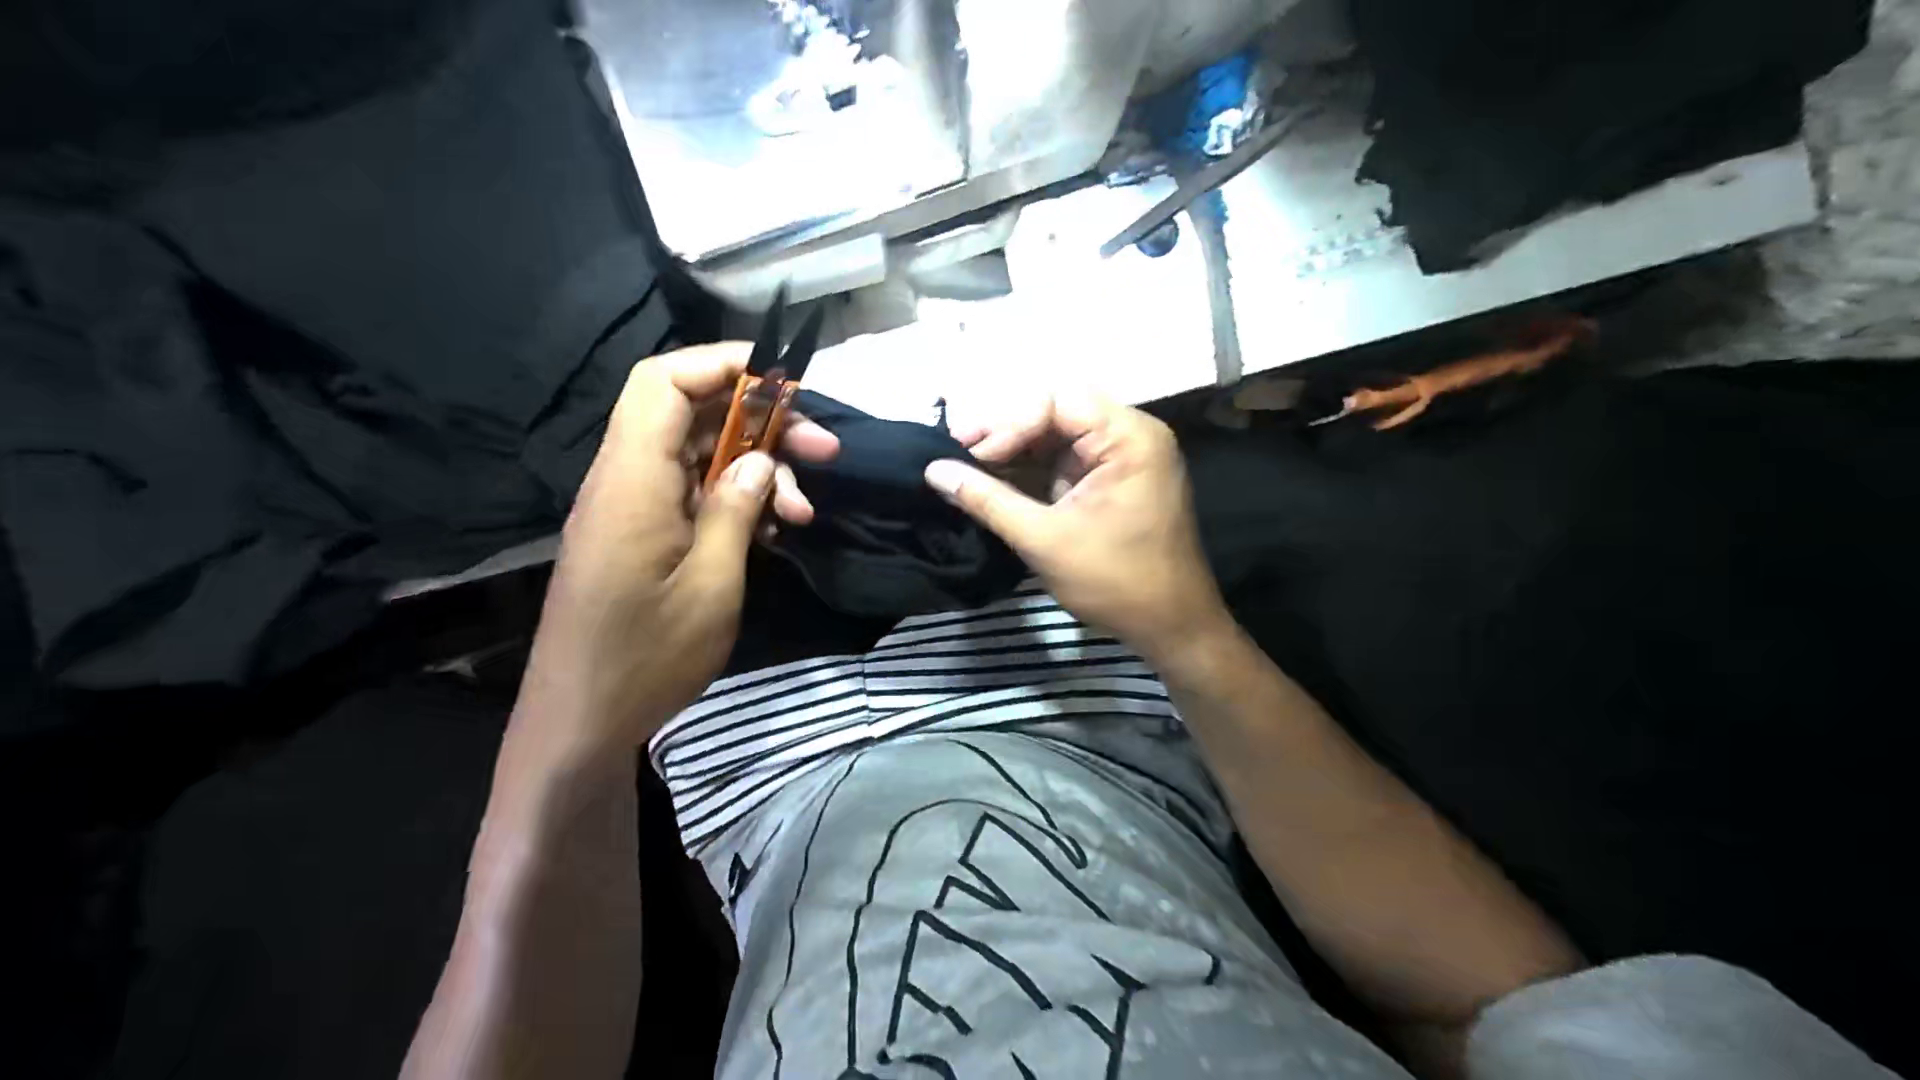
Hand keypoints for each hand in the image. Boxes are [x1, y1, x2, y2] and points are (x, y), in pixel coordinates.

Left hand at [519, 343, 838, 759]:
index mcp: (633, 480)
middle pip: (691, 416)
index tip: (785, 384)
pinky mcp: (640, 537)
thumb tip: (759, 460)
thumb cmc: (647, 656)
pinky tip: (772, 532)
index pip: (663, 382)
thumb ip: (736, 509)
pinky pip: (690, 494)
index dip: (721, 365)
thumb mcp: (712, 583)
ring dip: (756, 470)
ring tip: (802, 513)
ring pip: (698, 457)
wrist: (580, 722)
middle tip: (823, 453)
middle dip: (762, 424)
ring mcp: (631, 510)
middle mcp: (625, 481)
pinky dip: (734, 500)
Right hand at [925, 392, 1229, 661]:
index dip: (1008, 424)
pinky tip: (996, 481)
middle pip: (1057, 412)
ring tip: (969, 467)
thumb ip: (986, 500)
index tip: (971, 456)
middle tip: (961, 453)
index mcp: (1129, 437)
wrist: (1171, 627)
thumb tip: (933, 471)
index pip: (1057, 402)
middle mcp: (1132, 435)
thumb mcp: (1043, 539)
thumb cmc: (1114, 581)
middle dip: (1007, 433)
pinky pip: (1067, 461)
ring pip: (1058, 436)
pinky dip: (1033, 471)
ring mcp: (1125, 458)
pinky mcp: (1114, 481)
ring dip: (1015, 452)